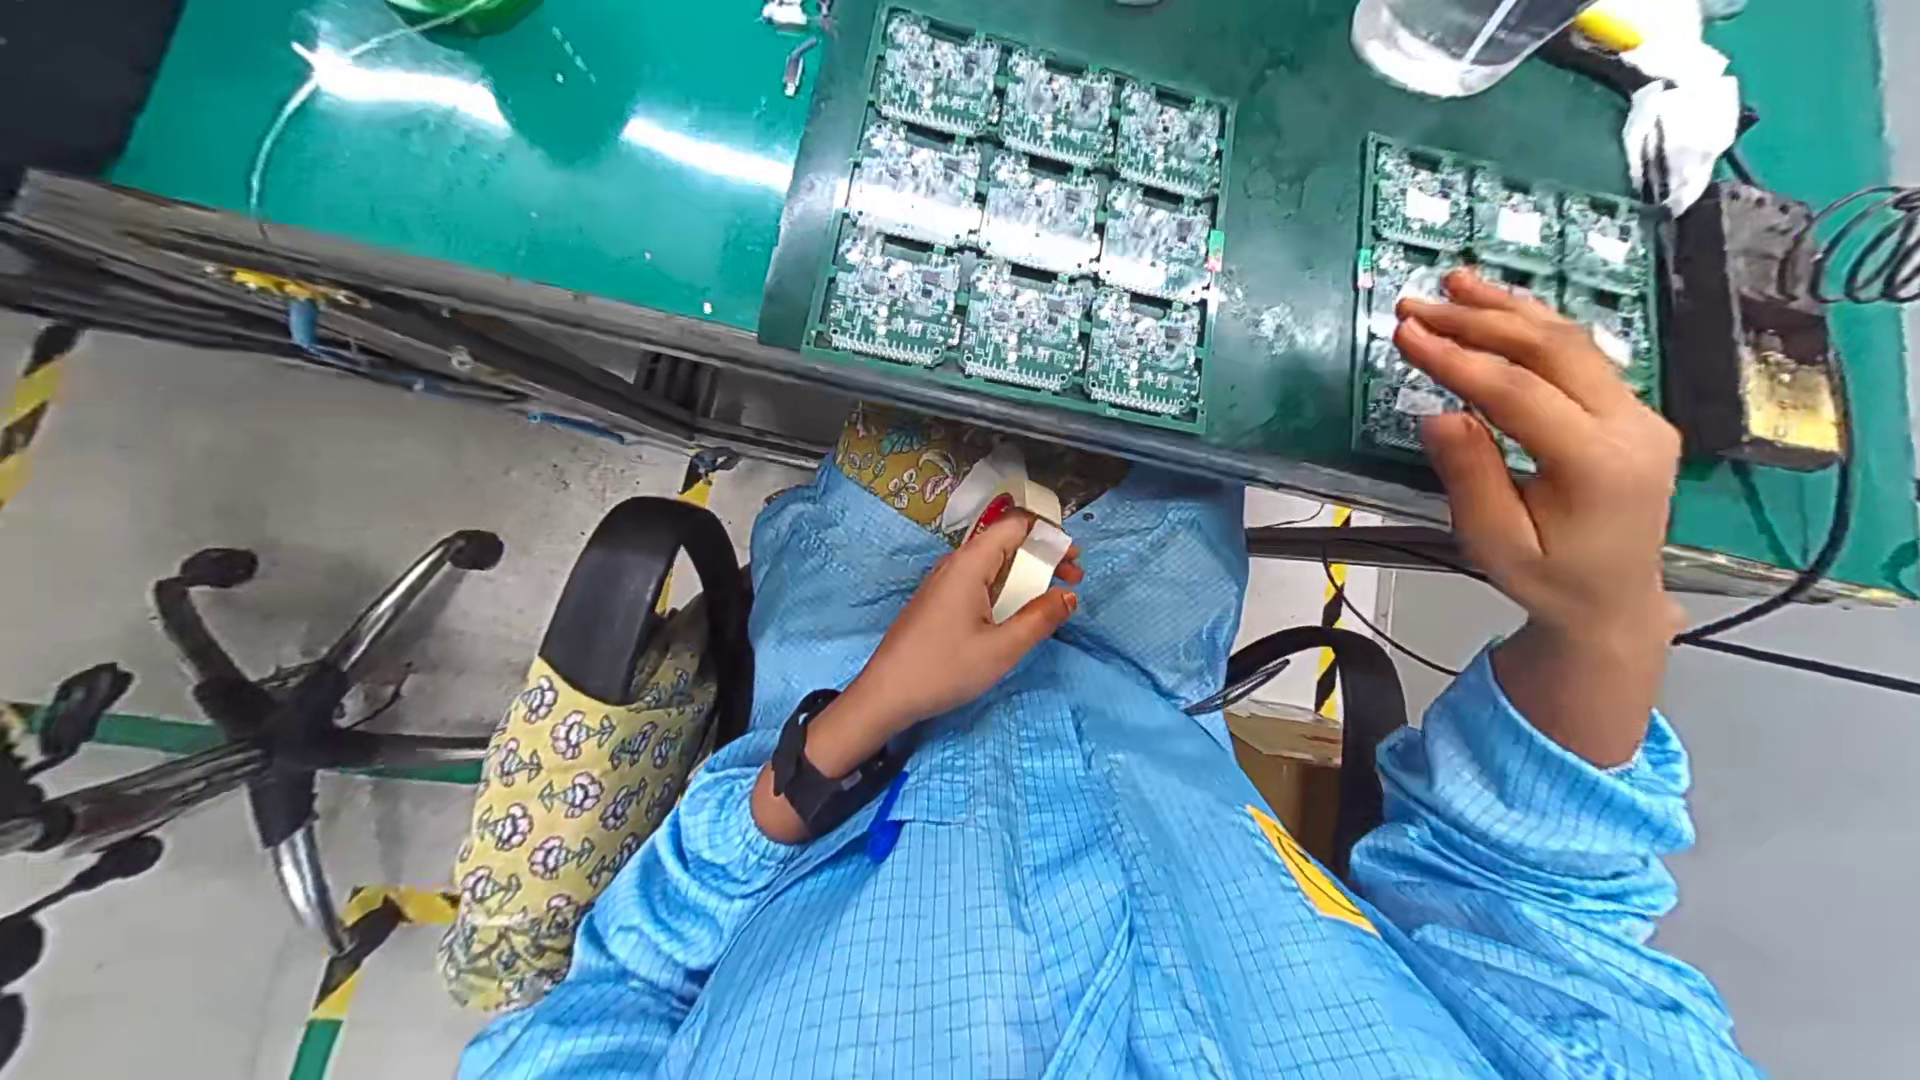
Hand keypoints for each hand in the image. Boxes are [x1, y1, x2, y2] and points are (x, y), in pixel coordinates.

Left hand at [751, 511, 1078, 841]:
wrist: (886, 694)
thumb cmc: (943, 669)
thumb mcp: (1002, 648)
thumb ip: (1040, 618)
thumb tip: (1069, 596)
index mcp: (970, 563)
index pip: (1016, 525)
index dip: (1050, 534)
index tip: (1074, 559)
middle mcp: (955, 564)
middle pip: (1006, 541)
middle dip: (1044, 556)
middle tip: (1072, 580)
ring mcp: (944, 582)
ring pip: (993, 563)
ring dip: (1026, 574)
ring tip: (1049, 598)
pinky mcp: (938, 600)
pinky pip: (978, 580)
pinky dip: (1005, 588)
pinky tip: (1015, 612)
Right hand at [1396, 269, 1682, 764]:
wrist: (1613, 598)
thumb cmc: (1544, 577)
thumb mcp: (1492, 539)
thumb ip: (1469, 475)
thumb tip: (1437, 415)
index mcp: (1596, 463)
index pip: (1518, 392)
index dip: (1457, 358)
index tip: (1405, 333)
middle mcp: (1630, 424)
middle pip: (1551, 351)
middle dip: (1478, 321)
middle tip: (1416, 304)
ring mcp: (1638, 412)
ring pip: (1572, 342)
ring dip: (1508, 310)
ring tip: (1456, 282)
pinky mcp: (1627, 410)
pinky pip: (1580, 356)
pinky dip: (1533, 326)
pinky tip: (1500, 309)